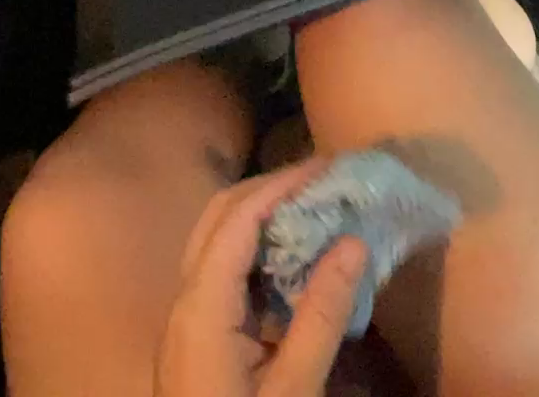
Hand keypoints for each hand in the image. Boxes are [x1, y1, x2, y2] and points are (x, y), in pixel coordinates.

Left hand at [157, 161, 369, 396]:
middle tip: (322, 180)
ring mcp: (186, 319)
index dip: (281, 184)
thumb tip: (353, 241)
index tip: (326, 164)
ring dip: (261, 216)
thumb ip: (322, 316)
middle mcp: (184, 300)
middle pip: (220, 218)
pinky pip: (223, 272)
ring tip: (313, 207)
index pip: (237, 218)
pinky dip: (257, 250)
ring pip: (218, 241)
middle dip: (269, 189)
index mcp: (201, 307)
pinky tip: (293, 257)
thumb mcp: (293, 390)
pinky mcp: (196, 337)